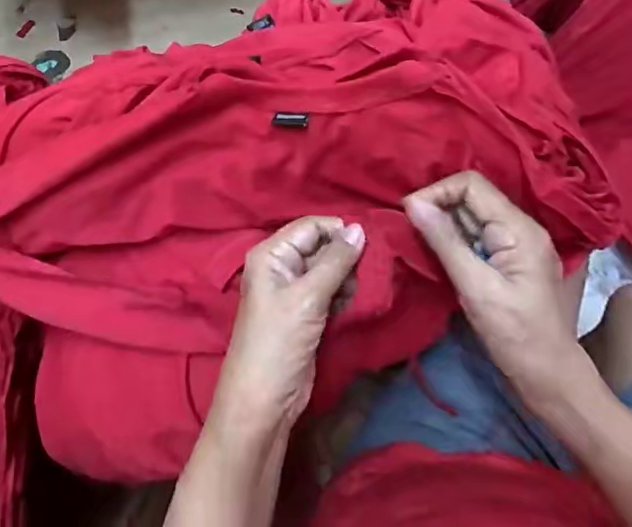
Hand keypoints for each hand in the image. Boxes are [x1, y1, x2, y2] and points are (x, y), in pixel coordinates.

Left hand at [212, 216, 365, 431]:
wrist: (263, 405)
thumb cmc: (278, 343)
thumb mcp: (308, 297)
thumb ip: (336, 261)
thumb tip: (360, 228)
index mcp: (271, 254)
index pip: (311, 226)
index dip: (338, 231)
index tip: (368, 245)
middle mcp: (280, 266)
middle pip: (321, 245)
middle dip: (344, 257)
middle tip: (361, 275)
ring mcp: (293, 291)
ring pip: (329, 268)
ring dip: (346, 278)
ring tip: (352, 294)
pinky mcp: (306, 312)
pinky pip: (330, 290)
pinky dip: (343, 294)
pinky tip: (349, 305)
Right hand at [403, 172, 582, 396]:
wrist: (551, 379)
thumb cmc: (515, 335)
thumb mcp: (476, 288)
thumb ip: (445, 242)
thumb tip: (413, 203)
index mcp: (519, 228)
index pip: (472, 185)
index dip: (438, 191)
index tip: (410, 213)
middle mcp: (521, 227)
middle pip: (472, 197)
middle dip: (438, 207)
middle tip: (411, 229)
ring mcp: (518, 243)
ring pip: (473, 216)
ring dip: (444, 224)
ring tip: (420, 241)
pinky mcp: (511, 259)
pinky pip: (478, 235)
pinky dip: (455, 240)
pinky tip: (440, 254)